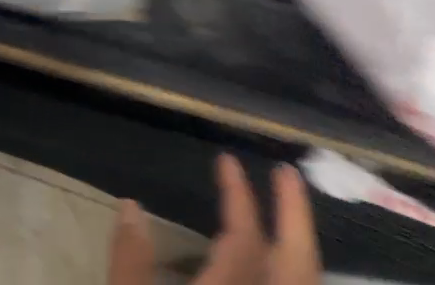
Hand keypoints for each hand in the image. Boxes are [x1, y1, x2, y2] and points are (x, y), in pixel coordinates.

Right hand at [108, 154, 320, 284]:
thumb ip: (130, 260)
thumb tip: (130, 206)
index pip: (246, 241)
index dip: (240, 199)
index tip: (228, 161)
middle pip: (297, 265)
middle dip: (295, 217)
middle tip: (287, 174)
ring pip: (304, 284)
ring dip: (298, 245)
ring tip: (287, 212)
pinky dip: (292, 272)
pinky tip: (274, 262)